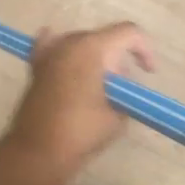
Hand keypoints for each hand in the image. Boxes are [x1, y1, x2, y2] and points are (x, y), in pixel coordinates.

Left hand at [4, 22, 154, 165]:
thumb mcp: (118, 115)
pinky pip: (51, 47)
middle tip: (123, 89)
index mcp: (92, 48)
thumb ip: (126, 94)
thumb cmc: (82, 131)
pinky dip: (64, 52)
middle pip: (104, 39)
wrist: (38, 151)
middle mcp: (69, 42)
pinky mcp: (35, 67)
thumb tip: (120, 90)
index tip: (149, 72)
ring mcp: (49, 52)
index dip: (145, 49)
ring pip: (81, 44)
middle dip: (118, 60)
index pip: (128, 32)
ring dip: (95, 59)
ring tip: (100, 86)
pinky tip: (68, 59)